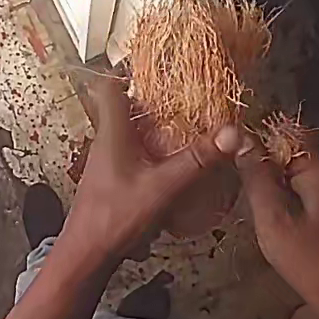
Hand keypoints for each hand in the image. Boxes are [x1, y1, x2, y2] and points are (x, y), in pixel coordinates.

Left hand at [57, 74, 243, 267]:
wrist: (87, 255)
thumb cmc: (116, 216)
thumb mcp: (163, 186)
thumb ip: (197, 160)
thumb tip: (232, 132)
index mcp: (112, 134)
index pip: (108, 87)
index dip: (126, 69)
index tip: (154, 64)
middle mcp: (106, 143)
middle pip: (122, 107)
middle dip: (150, 97)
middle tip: (181, 94)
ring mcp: (106, 163)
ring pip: (127, 131)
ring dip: (151, 124)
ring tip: (183, 122)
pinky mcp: (111, 181)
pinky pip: (131, 153)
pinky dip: (150, 149)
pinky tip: (172, 161)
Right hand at [236, 144, 318, 311]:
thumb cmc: (307, 258)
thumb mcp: (272, 217)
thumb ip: (256, 175)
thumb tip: (238, 139)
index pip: (282, 130)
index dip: (255, 139)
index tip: (233, 155)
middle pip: (287, 146)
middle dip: (261, 158)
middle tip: (239, 178)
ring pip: (291, 165)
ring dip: (270, 175)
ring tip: (250, 193)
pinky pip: (299, 182)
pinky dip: (282, 189)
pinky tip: (268, 207)